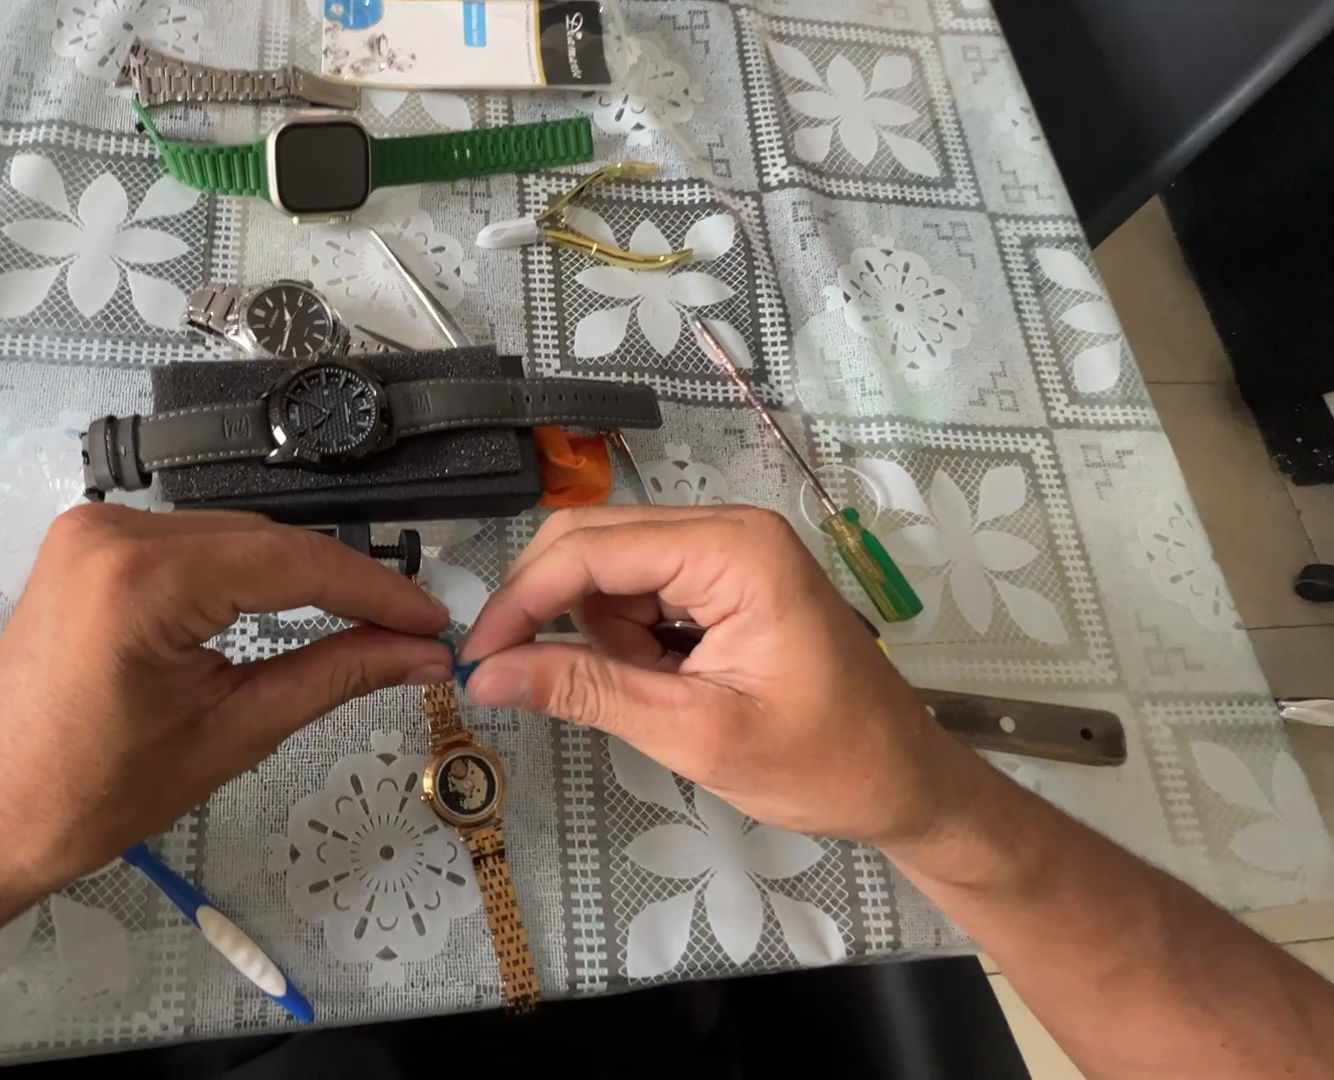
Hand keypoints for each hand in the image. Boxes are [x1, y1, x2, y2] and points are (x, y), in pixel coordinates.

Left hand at [0, 505, 451, 897]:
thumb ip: (336, 675)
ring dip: (301, 574)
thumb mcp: (233, 732)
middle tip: (407, 627)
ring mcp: (97, 526)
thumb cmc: (98, 793)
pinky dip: (250, 570)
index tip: (430, 619)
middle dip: (343, 583)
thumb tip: (421, 654)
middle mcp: (115, 528)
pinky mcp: (93, 539)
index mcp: (144, 579)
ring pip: (237, 536)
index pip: (292, 562)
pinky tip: (290, 598)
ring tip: (363, 617)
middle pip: (267, 541)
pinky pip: (198, 541)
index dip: (375, 590)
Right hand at [458, 506, 983, 847]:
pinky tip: (662, 672)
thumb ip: (584, 691)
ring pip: (602, 566)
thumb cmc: (822, 764)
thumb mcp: (693, 733)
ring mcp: (719, 546)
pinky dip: (621, 633)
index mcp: (732, 550)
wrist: (907, 785)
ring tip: (653, 688)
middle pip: (588, 541)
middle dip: (547, 607)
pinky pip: (629, 586)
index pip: (590, 550)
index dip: (521, 599)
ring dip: (596, 630)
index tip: (477, 656)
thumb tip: (487, 676)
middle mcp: (722, 527)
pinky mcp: (713, 572)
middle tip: (518, 670)